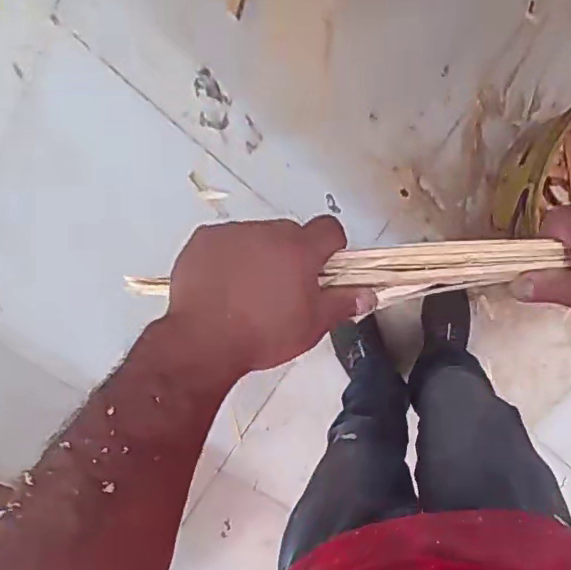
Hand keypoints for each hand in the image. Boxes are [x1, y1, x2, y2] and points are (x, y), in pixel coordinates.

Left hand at [162, 216, 372, 373]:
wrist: (205, 340)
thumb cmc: (264, 334)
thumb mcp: (314, 324)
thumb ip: (343, 303)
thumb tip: (366, 295)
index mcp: (300, 250)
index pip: (329, 229)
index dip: (334, 247)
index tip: (328, 268)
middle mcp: (266, 233)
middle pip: (293, 232)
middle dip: (297, 254)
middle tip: (293, 288)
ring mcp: (232, 233)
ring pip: (259, 237)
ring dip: (264, 256)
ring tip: (257, 293)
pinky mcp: (204, 240)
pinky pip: (228, 242)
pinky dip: (234, 259)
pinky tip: (232, 289)